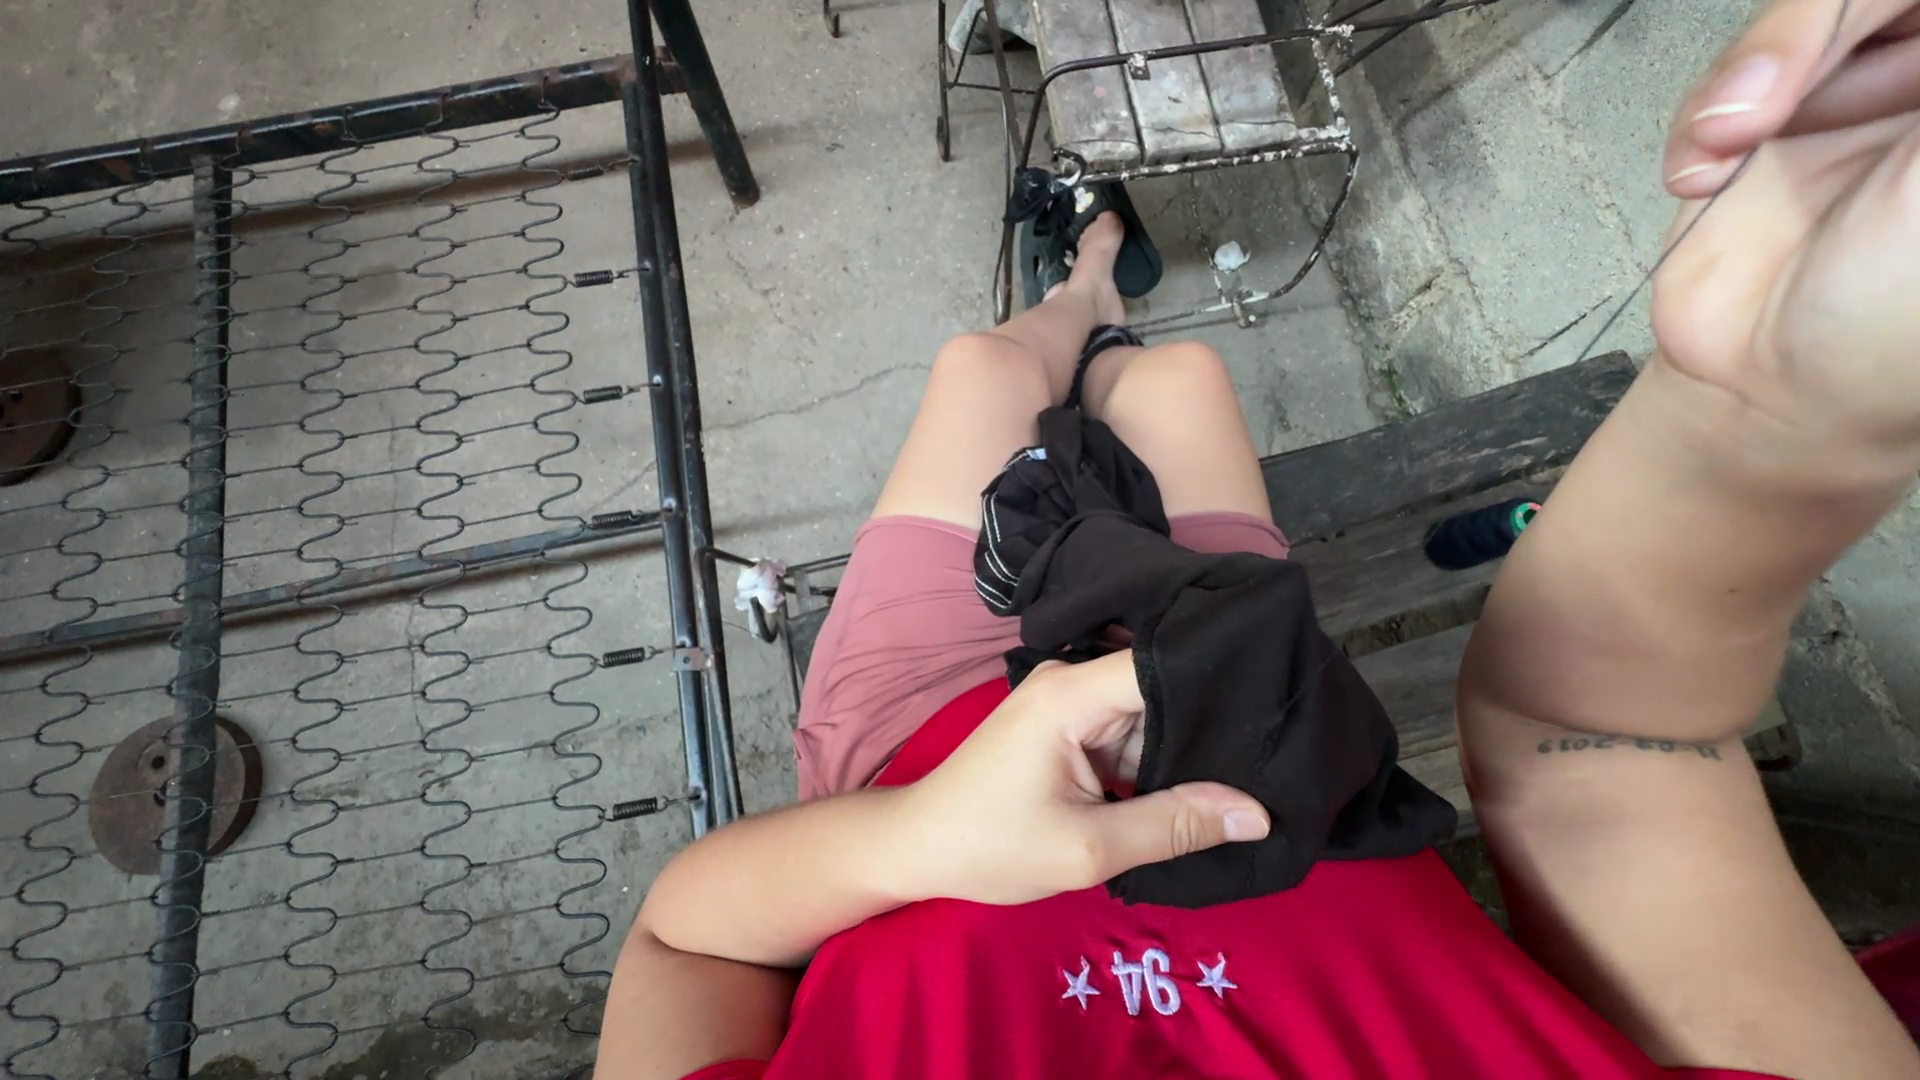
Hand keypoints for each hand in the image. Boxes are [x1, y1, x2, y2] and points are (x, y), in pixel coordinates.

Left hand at [897, 652, 1268, 905]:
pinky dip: (1148, 761)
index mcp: (1070, 693)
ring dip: (1179, 749)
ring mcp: (1064, 702)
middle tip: (1271, 753)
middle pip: (1157, 688)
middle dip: (1206, 723)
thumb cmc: (993, 845)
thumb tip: (1255, 812)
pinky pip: (1122, 733)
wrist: (922, 846)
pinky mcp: (1063, 725)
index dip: (1217, 676)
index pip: (1161, 662)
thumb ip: (1172, 826)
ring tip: (1243, 776)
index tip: (1275, 697)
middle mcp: (1069, 680)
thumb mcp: (1088, 848)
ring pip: (1144, 715)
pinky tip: (1190, 787)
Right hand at [1652, 0, 1919, 466]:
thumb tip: (1905, 40)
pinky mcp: (1758, 131)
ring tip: (1726, 139)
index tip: (1890, 44)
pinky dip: (1700, 119)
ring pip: (1807, 19)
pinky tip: (1702, 171)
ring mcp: (1857, 92)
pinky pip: (1724, 81)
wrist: (1772, 382)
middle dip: (1820, 27)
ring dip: (1757, 65)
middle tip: (1768, 97)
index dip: (1891, 11)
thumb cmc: (1904, 302)